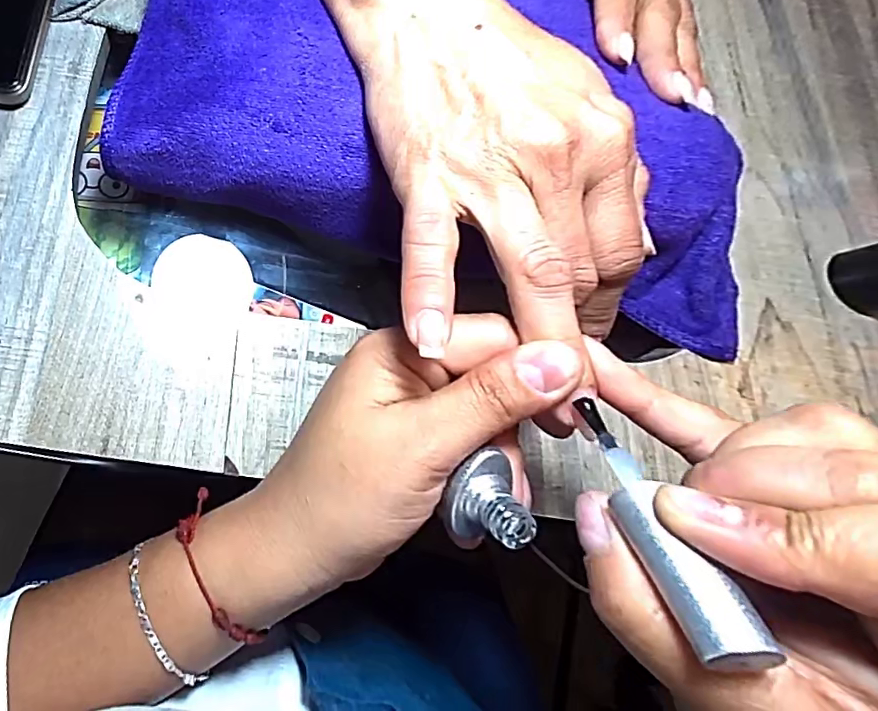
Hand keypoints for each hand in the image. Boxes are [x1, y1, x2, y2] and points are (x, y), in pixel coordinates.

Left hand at [244, 324, 585, 590]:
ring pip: (489, 412)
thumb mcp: (424, 443)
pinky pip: (470, 436)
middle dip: (514, 424)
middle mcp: (405, 365)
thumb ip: (491, 399)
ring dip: (499, 454)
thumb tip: (557, 357)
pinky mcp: (417, 432)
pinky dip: (482, 466)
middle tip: (515, 467)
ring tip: (487, 490)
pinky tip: (475, 495)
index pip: (488, 334)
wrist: (305, 543)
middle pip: (493, 373)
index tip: (572, 415)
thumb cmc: (344, 492)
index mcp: (397, 348)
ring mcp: (410, 400)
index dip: (537, 370)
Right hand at [360, 0, 648, 353]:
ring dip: (530, 338)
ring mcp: (487, 170)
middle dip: (579, 334)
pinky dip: (430, 298)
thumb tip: (629, 226)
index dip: (612, 301)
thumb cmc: (496, 49)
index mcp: (603, 137)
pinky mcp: (426, 175)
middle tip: (569, 383)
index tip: (593, 331)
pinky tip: (431, 342)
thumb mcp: (582, 89)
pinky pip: (432, 247)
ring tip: (528, 390)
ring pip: (525, 269)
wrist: (424, 15)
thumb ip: (612, 160)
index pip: (624, 245)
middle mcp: (556, 159)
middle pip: (583, 269)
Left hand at [505, 0, 710, 112]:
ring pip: (682, 21)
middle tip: (667, 92)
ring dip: (686, 62)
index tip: (618, 54)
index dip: (619, 20)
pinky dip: (692, 58)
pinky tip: (693, 88)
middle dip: (665, 55)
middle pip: (661, 9)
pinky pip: (688, 25)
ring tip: (689, 100)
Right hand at [579, 344, 877, 709]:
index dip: (791, 533)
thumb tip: (603, 526)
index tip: (686, 527)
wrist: (872, 704)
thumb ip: (680, 634)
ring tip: (676, 508)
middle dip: (732, 493)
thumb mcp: (767, 708)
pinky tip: (614, 380)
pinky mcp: (835, 477)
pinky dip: (674, 403)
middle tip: (670, 531)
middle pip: (853, 475)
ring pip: (809, 437)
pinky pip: (760, 423)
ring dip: (714, 462)